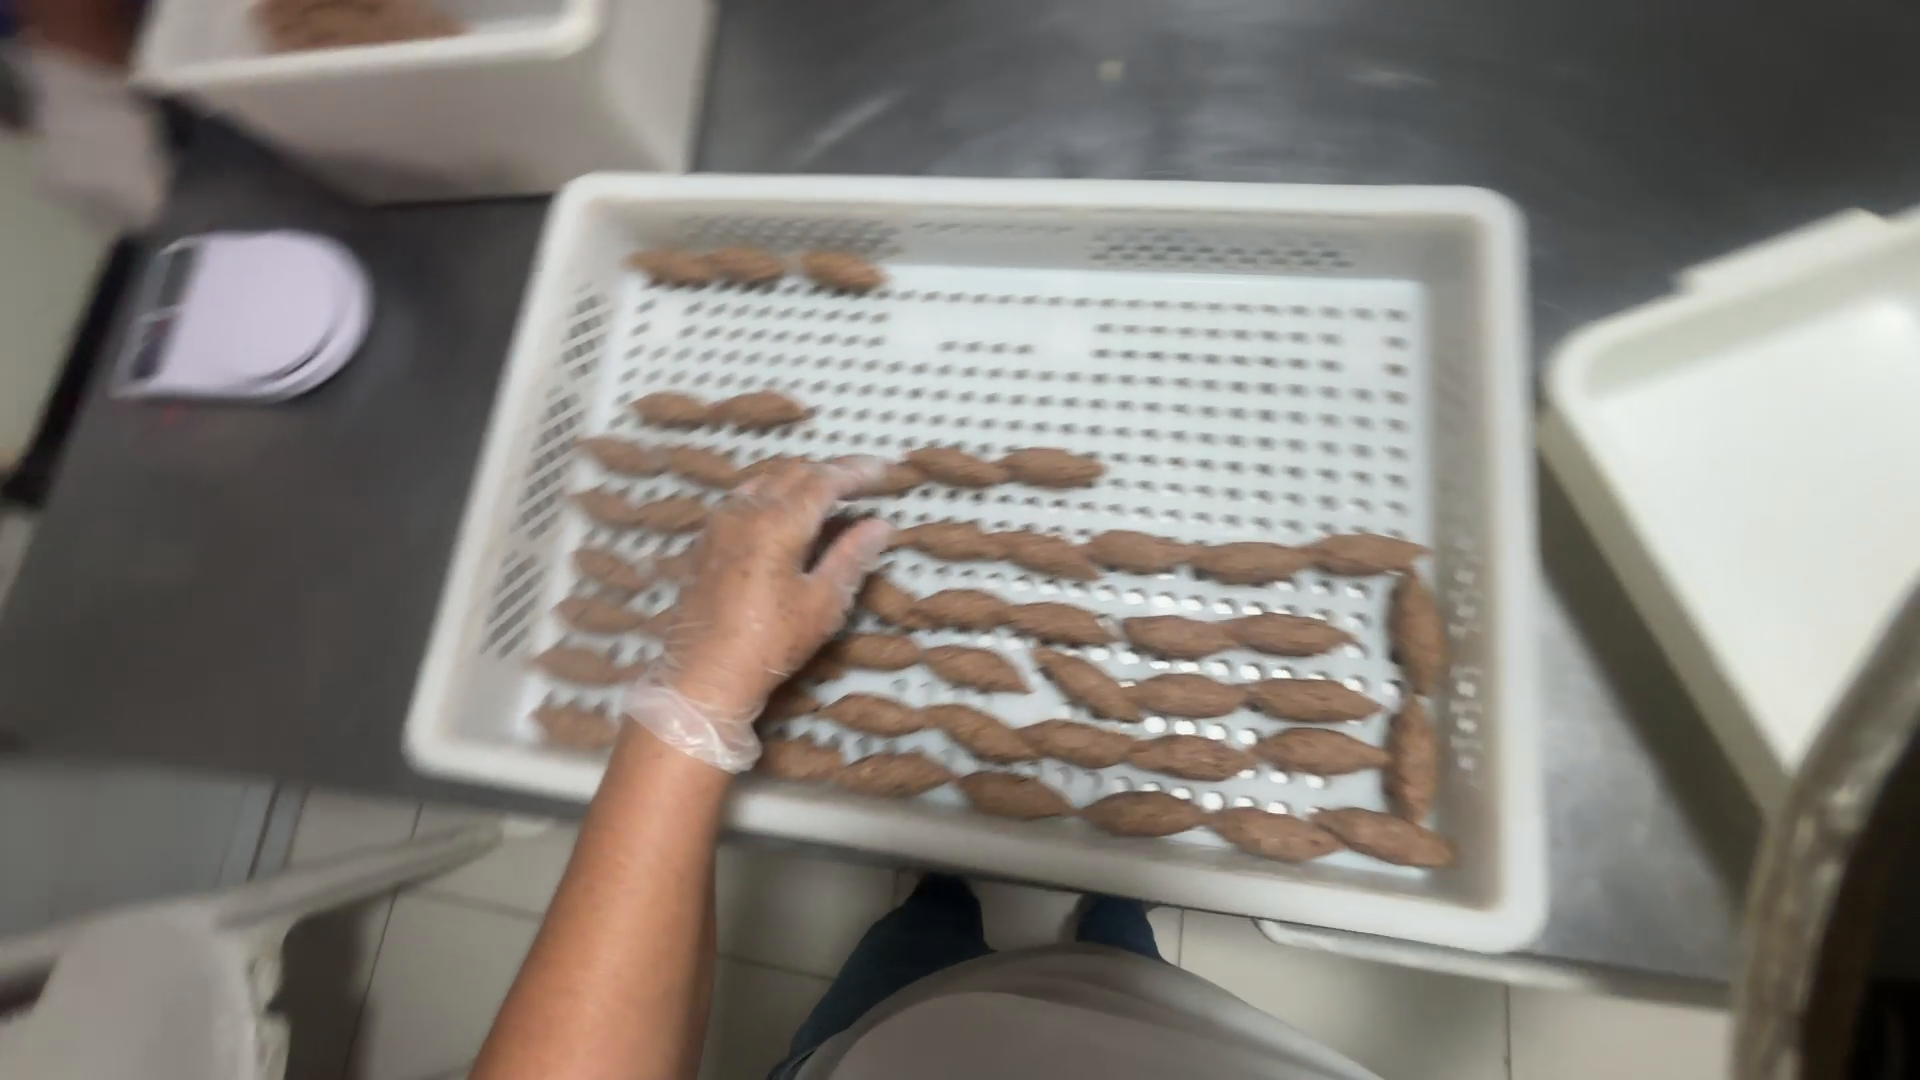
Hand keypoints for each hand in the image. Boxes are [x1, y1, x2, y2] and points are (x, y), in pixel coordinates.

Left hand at [622, 458, 893, 771]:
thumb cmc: (771, 643)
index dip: (856, 471)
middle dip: (830, 472)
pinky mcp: (705, 541)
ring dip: (799, 479)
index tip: (884, 469)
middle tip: (862, 482)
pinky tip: (782, 511)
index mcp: (778, 523)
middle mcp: (745, 511)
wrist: (703, 676)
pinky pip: (742, 498)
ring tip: (827, 492)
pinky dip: (771, 493)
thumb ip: (852, 556)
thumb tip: (880, 524)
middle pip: (793, 473)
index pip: (824, 480)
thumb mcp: (823, 603)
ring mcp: (719, 524)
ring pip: (764, 481)